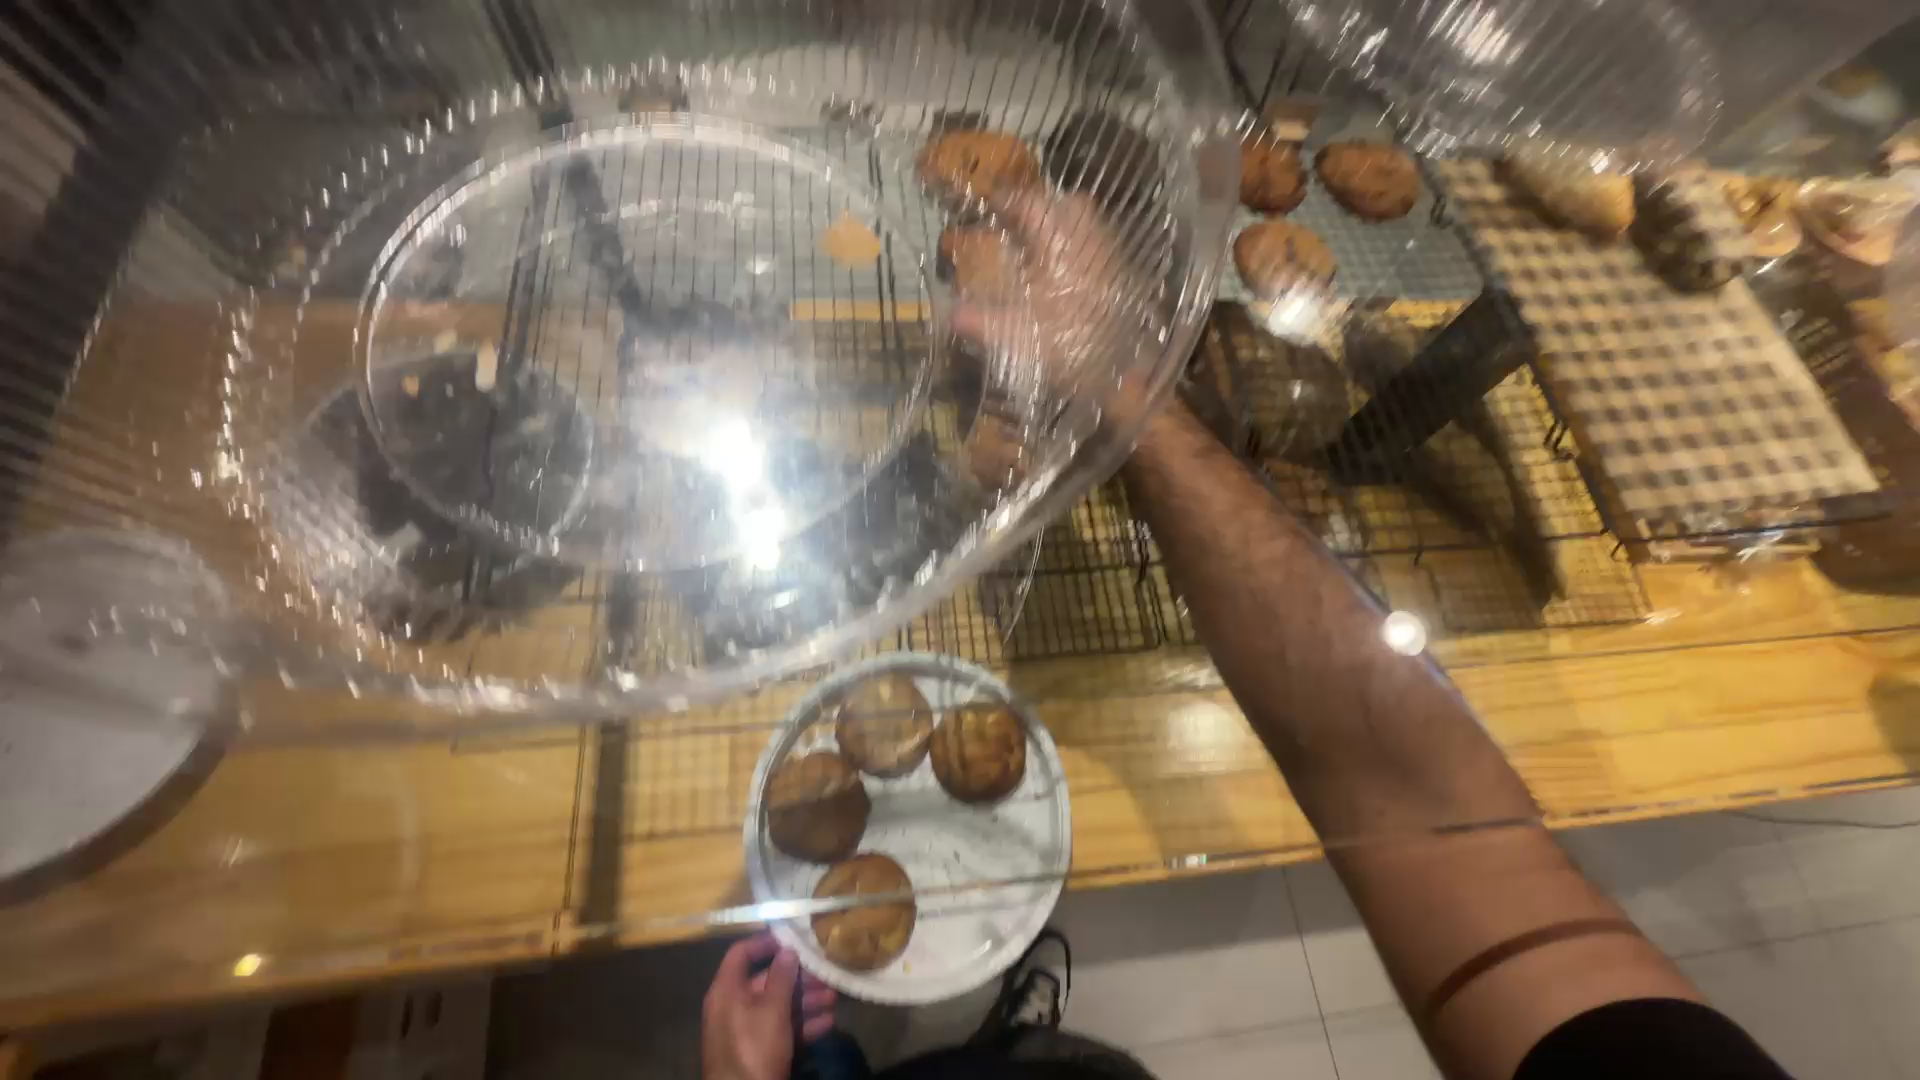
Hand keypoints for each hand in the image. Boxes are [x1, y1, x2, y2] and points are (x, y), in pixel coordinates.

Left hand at [702, 933, 838, 1079]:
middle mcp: (734, 1006)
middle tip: (826, 972)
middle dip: (799, 977)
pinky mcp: (759, 1050)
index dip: (765, 941)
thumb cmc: (754, 1048)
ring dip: (806, 1000)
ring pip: (779, 1005)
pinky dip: (803, 1025)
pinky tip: (828, 1022)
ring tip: (834, 997)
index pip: (741, 953)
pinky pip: (781, 1028)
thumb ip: (782, 977)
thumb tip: (788, 950)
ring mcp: (746, 1030)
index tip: (793, 936)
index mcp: (727, 991)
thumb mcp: (772, 1010)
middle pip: (767, 979)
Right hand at [950, 190, 1158, 428]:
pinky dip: (1080, 249)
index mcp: (1062, 244)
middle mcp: (1090, 240)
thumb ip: (981, 322)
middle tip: (1016, 226)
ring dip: (1063, 228)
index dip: (1008, 201)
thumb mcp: (1017, 337)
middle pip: (1068, 204)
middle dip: (1041, 208)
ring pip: (1088, 224)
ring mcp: (1112, 256)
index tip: (989, 207)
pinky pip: (1100, 247)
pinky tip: (1065, 274)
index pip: (1033, 203)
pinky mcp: (1126, 277)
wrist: (1126, 374)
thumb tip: (948, 313)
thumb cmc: (1071, 348)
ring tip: (1038, 248)